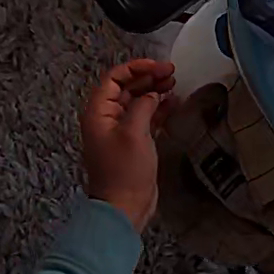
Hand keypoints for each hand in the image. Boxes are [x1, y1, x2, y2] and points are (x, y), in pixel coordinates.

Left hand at [81, 59, 176, 229]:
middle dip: (148, 77)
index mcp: (99, 112)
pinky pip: (145, 116)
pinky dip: (158, 107)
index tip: (159, 66)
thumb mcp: (134, 132)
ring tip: (174, 84)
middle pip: (126, 87)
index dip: (137, 67)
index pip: (114, 78)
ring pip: (137, 100)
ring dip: (154, 90)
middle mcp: (107, 118)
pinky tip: (174, 102)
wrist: (124, 207)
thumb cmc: (125, 171)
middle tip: (172, 73)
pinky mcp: (134, 142)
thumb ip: (143, 106)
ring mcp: (121, 130)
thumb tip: (152, 94)